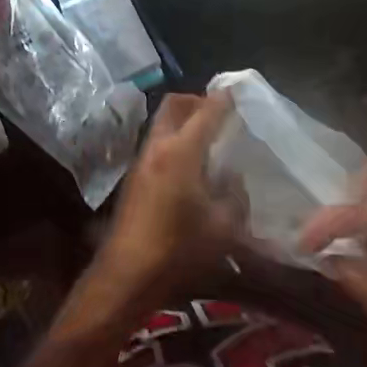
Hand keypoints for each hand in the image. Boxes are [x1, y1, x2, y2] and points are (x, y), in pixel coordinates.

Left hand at [87, 93, 239, 311]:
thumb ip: (235, 194)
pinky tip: (191, 165)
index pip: (206, 112)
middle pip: (174, 105)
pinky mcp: (134, 177)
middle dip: (197, 101)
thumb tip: (233, 177)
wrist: (128, 273)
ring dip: (184, 121)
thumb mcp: (223, 226)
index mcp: (181, 152)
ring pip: (163, 123)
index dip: (224, 100)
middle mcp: (158, 147)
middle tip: (219, 113)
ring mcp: (141, 160)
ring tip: (209, 139)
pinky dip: (175, 140)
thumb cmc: (179, 249)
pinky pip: (157, 143)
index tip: (238, 92)